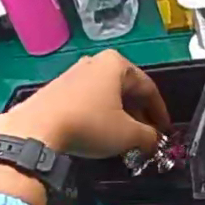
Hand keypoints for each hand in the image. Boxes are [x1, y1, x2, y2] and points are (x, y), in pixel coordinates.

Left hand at [0, 50, 171, 158]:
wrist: (40, 128)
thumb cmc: (88, 125)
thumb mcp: (128, 135)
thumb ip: (148, 137)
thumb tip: (155, 141)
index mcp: (117, 64)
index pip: (149, 88)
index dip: (160, 113)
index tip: (165, 131)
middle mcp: (96, 63)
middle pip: (128, 91)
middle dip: (140, 116)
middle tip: (147, 137)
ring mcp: (76, 74)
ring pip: (109, 97)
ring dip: (121, 118)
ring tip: (126, 140)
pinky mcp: (60, 90)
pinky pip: (91, 102)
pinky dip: (102, 118)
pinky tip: (102, 136)